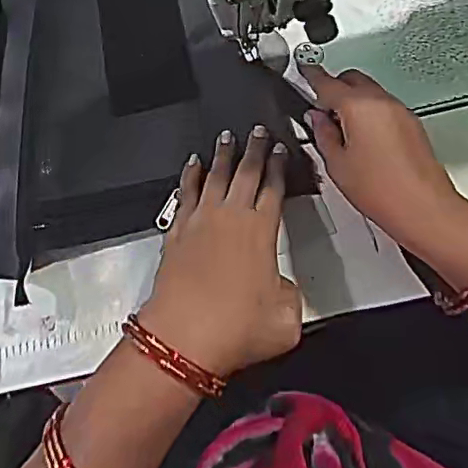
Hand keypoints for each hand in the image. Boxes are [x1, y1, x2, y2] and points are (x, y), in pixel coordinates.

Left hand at [139, 127, 301, 377]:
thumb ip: (290, 294)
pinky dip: (190, 175)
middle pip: (246, 172)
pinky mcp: (178, 231)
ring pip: (215, 175)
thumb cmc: (233, 328)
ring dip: (223, 155)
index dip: (278, 166)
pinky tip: (193, 165)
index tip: (280, 151)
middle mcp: (230, 217)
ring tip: (227, 138)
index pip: (274, 187)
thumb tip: (281, 288)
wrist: (185, 335)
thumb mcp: (286, 318)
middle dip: (254, 148)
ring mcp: (201, 220)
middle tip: (258, 131)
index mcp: (260, 231)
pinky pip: (186, 191)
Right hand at [302, 64, 467, 262]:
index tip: (305, 70)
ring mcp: (401, 112)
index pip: (327, 81)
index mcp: (359, 106)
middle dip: (334, 87)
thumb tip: (317, 120)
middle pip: (352, 79)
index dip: (311, 75)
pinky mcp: (412, 125)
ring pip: (370, 92)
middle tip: (318, 106)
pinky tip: (361, 138)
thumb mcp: (336, 164)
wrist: (425, 210)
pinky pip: (384, 107)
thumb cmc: (385, 191)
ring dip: (353, 101)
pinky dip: (369, 113)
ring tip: (339, 129)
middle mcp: (383, 102)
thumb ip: (322, 133)